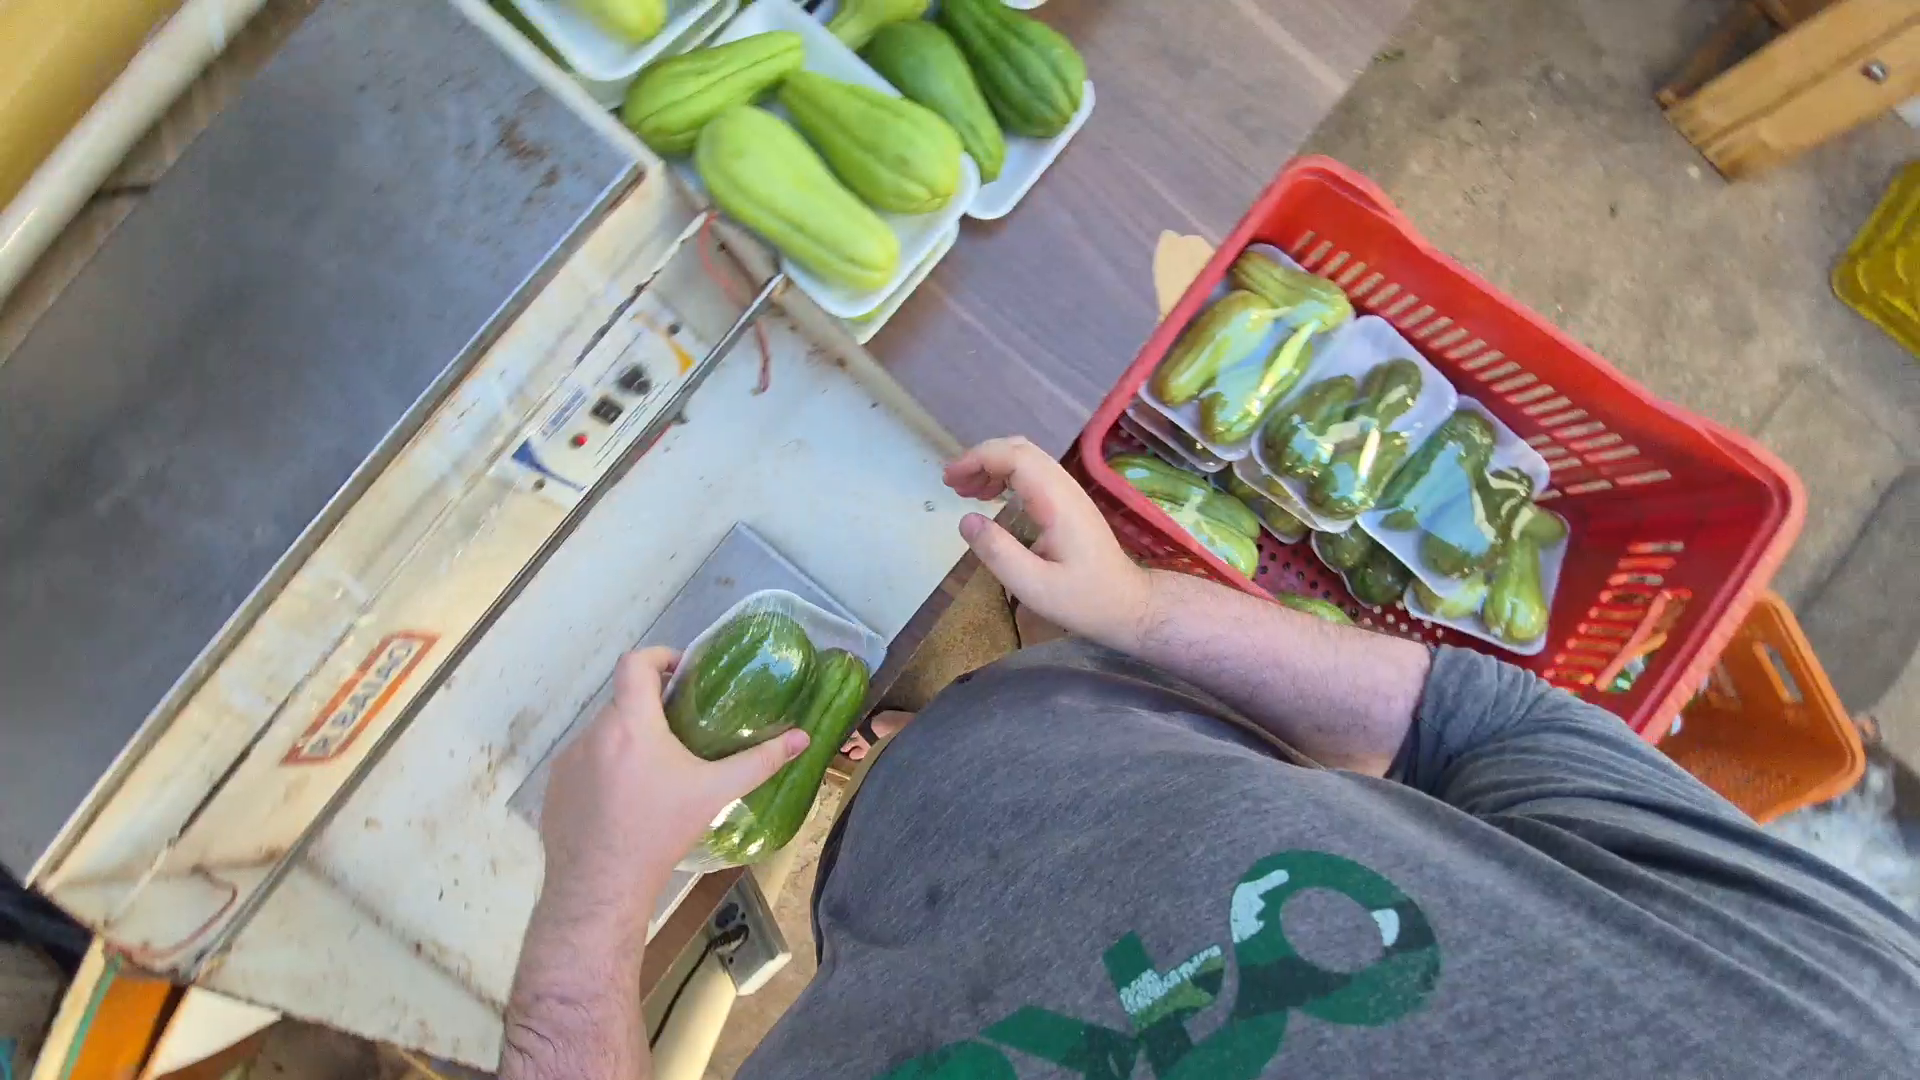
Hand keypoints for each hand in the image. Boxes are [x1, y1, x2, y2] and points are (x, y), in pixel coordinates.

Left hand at [538, 648, 806, 929]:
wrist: (601, 888)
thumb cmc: (661, 831)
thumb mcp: (716, 792)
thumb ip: (760, 760)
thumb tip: (802, 738)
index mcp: (632, 723)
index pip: (636, 662)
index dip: (660, 656)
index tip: (683, 671)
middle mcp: (594, 733)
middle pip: (624, 699)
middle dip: (653, 706)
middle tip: (683, 727)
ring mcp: (569, 760)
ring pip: (605, 731)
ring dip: (630, 737)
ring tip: (657, 767)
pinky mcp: (555, 787)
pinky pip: (585, 760)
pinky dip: (607, 765)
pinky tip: (626, 797)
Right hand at [945, 437, 1153, 649]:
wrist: (1127, 604)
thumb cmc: (1083, 600)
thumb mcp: (1034, 586)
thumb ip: (998, 553)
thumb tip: (966, 520)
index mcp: (1056, 502)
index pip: (1014, 457)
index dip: (977, 459)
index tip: (950, 480)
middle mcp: (1065, 487)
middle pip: (1019, 449)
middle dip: (981, 459)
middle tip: (953, 485)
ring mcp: (1070, 492)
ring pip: (1027, 458)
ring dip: (992, 466)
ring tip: (966, 492)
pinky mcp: (1069, 502)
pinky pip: (1034, 474)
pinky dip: (1006, 476)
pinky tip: (991, 497)